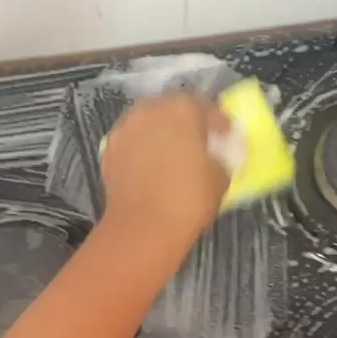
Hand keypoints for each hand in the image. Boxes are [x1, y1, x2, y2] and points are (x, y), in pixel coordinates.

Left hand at [99, 94, 230, 247]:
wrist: (142, 228)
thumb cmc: (188, 201)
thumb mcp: (221, 178)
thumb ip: (220, 157)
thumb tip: (214, 155)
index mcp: (183, 110)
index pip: (208, 109)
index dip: (221, 123)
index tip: (227, 136)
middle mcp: (151, 110)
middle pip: (174, 109)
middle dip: (188, 123)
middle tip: (198, 142)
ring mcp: (126, 128)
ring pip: (149, 123)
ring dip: (162, 133)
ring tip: (172, 154)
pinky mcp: (109, 149)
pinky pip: (133, 141)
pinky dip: (143, 149)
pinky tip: (151, 166)